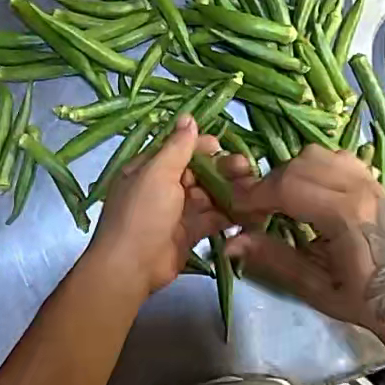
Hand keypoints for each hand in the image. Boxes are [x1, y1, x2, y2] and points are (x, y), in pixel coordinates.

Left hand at [86, 117, 241, 295]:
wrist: (131, 268)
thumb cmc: (141, 214)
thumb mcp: (157, 173)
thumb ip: (177, 147)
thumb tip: (188, 117)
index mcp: (149, 168)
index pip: (180, 150)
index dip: (202, 147)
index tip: (223, 146)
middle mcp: (163, 187)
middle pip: (199, 172)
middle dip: (223, 169)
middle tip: (246, 168)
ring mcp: (177, 211)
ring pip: (209, 195)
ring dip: (231, 191)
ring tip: (253, 188)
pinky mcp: (189, 233)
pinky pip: (213, 219)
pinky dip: (231, 214)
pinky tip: (251, 210)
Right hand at [225, 144, 384, 334]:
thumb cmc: (361, 299)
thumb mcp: (313, 287)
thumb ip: (273, 258)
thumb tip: (231, 241)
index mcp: (347, 216)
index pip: (288, 188)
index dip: (254, 196)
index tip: (234, 211)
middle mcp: (359, 188)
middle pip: (297, 166)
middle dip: (267, 185)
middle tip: (254, 212)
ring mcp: (369, 180)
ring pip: (315, 155)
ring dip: (289, 173)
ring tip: (280, 202)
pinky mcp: (372, 179)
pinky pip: (335, 157)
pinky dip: (313, 167)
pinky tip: (308, 191)